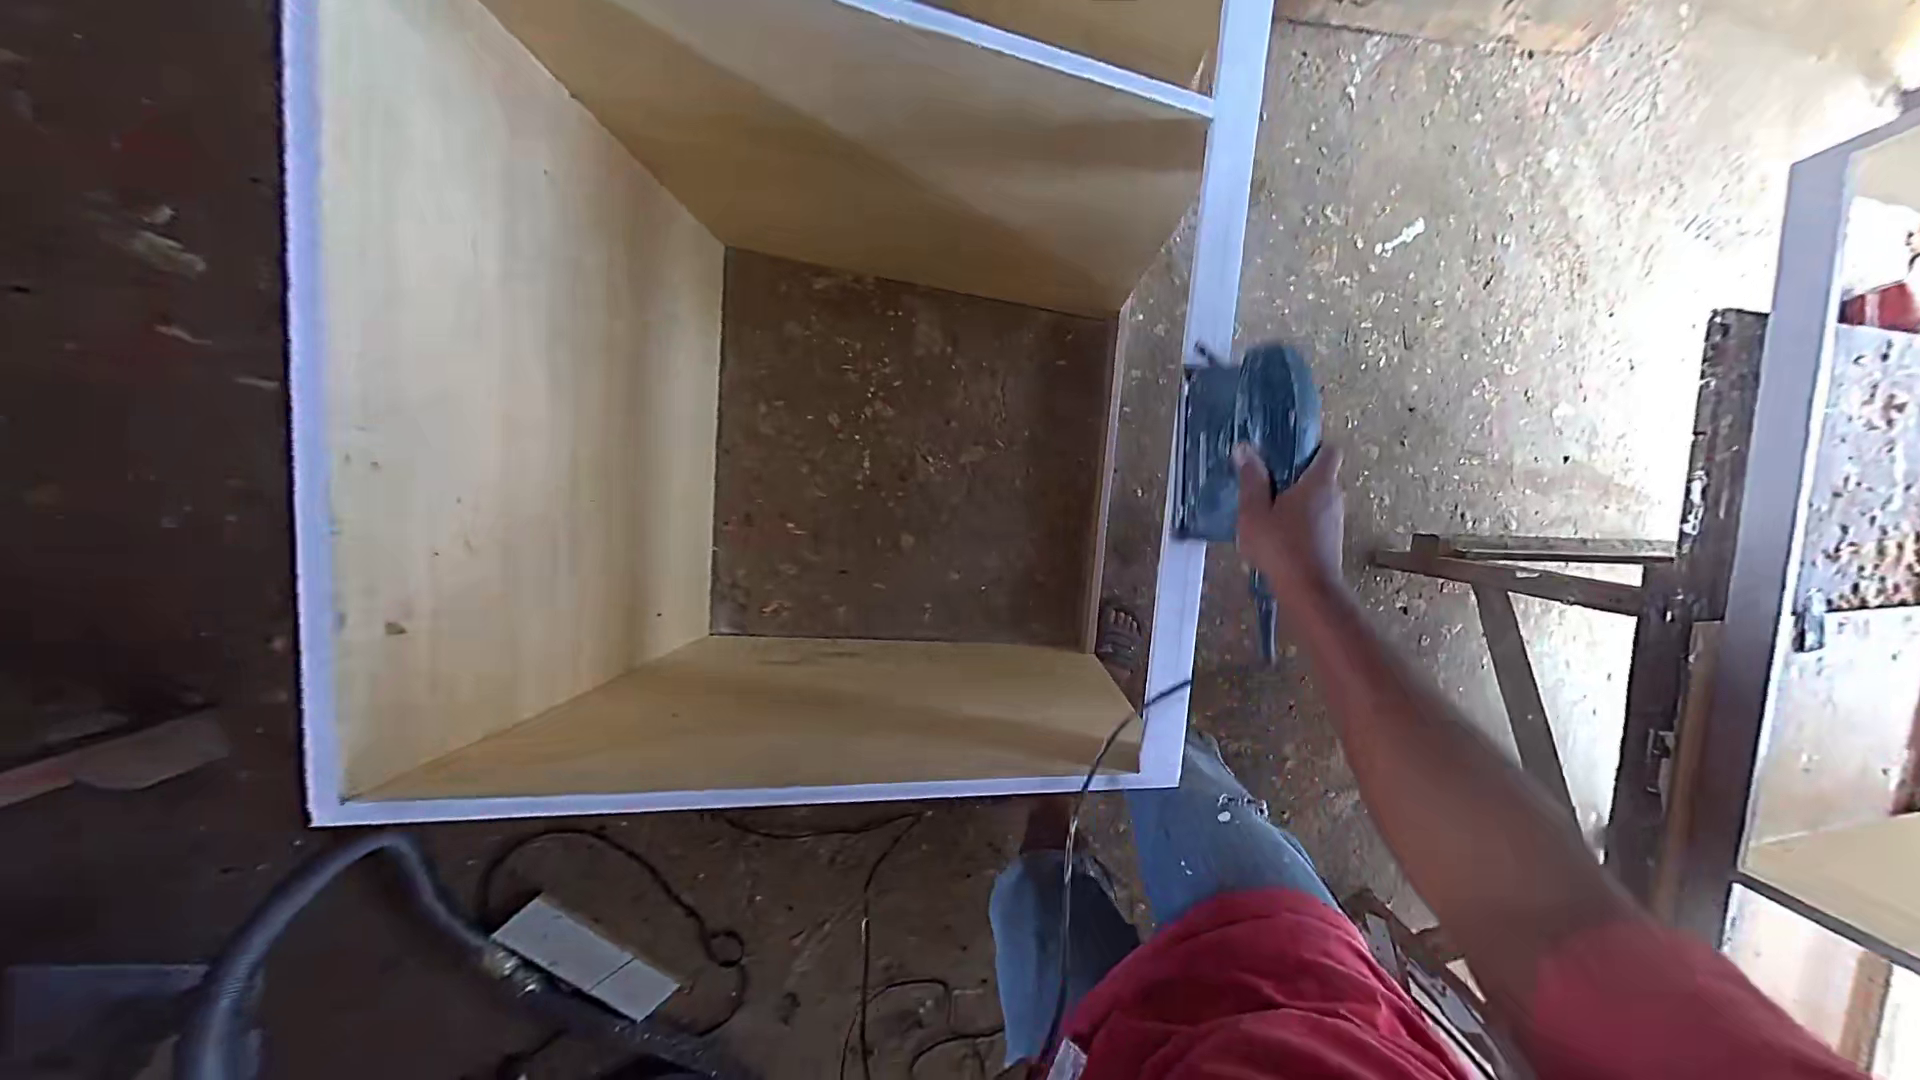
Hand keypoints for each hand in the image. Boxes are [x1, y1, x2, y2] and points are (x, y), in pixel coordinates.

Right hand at [1235, 441, 1346, 606]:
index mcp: (1319, 483)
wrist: (1307, 589)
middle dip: (1296, 477)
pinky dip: (1299, 520)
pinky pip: (1315, 519)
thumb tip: (1245, 449)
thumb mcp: (1254, 511)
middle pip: (1320, 476)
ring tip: (1266, 512)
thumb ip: (1251, 480)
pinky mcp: (1331, 539)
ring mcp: (1336, 520)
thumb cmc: (1279, 546)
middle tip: (1265, 484)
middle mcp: (1334, 497)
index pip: (1328, 451)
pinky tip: (1276, 534)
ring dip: (1296, 501)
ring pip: (1317, 500)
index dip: (1310, 448)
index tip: (1285, 454)